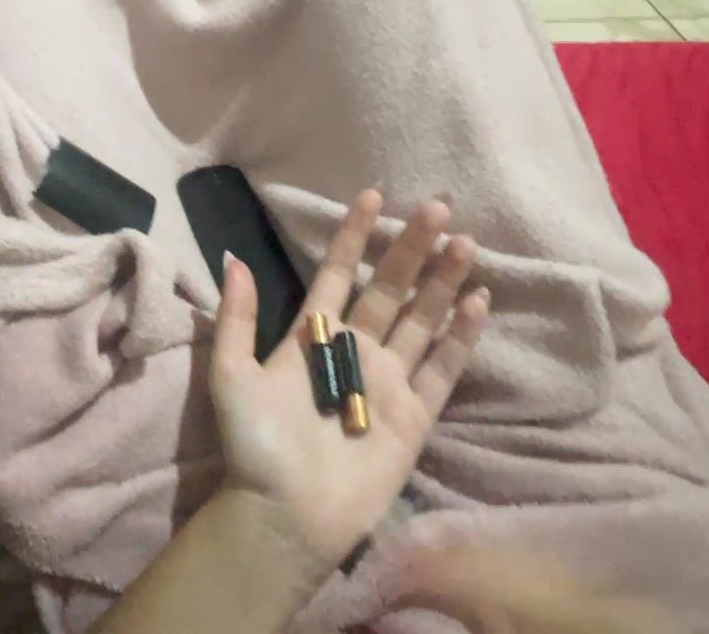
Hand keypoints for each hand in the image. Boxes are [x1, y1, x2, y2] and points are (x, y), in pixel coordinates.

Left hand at [208, 190, 490, 573]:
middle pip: (390, 288)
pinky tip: (478, 301)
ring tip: (465, 243)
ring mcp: (388, 380)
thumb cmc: (254, 444)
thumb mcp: (230, 373)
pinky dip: (461, 337)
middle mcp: (355, 349)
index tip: (372, 194)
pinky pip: (443, 369)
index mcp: (313, 335)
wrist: (283, 514)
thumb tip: (231, 257)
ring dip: (443, 282)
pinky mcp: (414, 416)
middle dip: (412, 248)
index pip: (338, 273)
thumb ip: (237, 316)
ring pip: (422, 320)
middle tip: (438, 207)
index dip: (353, 236)